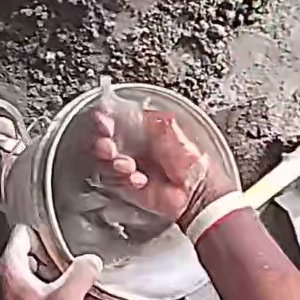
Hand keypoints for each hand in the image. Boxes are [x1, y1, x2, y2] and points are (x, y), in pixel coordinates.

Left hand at [0, 226, 100, 299]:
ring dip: (64, 280)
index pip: (24, 232)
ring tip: (78, 291)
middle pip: (38, 251)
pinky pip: (48, 291)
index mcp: (14, 268)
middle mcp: (13, 278)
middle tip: (74, 268)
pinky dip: (62, 297)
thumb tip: (91, 261)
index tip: (62, 240)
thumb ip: (80, 274)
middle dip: (59, 260)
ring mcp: (19, 294)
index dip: (45, 233)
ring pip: (45, 272)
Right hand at [88, 109, 237, 225]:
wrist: (195, 190)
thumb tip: (117, 109)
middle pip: (103, 141)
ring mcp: (130, 167)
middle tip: (110, 147)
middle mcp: (134, 147)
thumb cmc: (189, 159)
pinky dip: (125, 180)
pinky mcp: (128, 187)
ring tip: (129, 165)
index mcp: (142, 129)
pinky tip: (139, 179)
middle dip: (104, 144)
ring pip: (105, 162)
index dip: (104, 121)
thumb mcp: (166, 126)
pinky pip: (114, 182)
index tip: (103, 122)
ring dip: (115, 163)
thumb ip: (140, 117)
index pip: (114, 121)